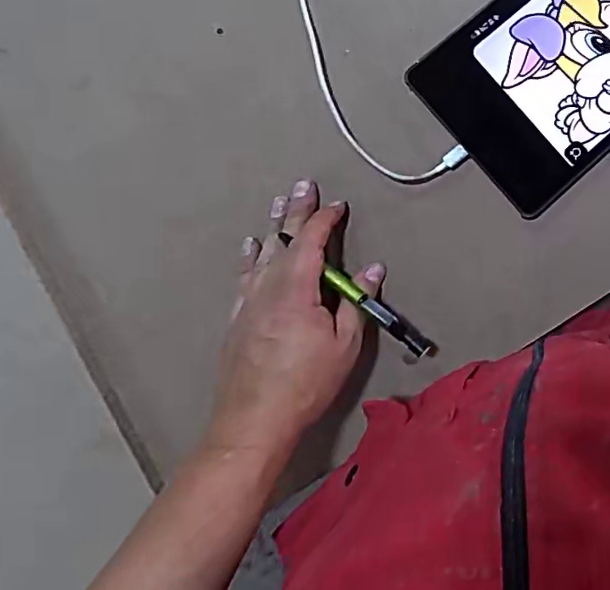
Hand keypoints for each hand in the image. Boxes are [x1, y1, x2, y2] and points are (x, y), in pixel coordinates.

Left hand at [202, 180, 383, 453]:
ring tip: (278, 203)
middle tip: (303, 185)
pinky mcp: (237, 319)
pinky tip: (251, 246)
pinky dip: (250, 256)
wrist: (252, 423)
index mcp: (296, 289)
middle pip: (285, 239)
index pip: (313, 241)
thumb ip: (357, 302)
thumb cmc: (304, 384)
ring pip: (263, 253)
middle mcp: (269, 287)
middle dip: (296, 210)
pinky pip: (244, 276)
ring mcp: (248, 302)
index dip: (325, 220)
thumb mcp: (345, 345)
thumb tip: (372, 270)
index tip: (337, 207)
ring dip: (274, 226)